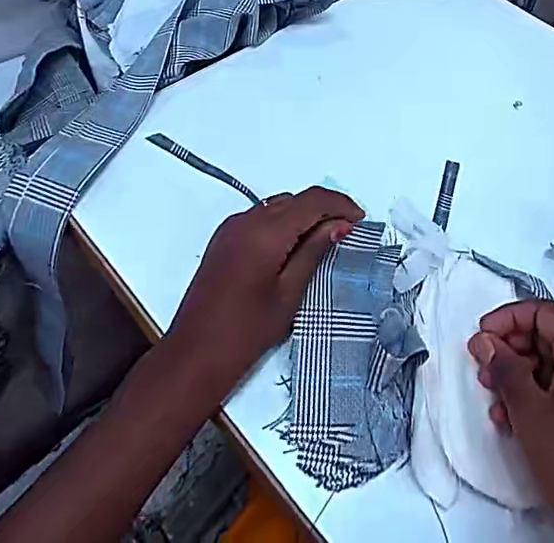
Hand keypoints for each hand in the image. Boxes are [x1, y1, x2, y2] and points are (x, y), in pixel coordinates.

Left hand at [162, 186, 364, 400]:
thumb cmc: (244, 332)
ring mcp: (231, 228)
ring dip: (302, 216)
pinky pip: (259, 218)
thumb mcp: (289, 293)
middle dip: (323, 210)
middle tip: (346, 234)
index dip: (340, 205)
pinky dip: (281, 224)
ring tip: (324, 242)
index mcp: (265, 231)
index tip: (359, 220)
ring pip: (276, 206)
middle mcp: (245, 220)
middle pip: (294, 200)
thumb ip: (314, 252)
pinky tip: (293, 248)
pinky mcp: (223, 239)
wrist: (195, 353)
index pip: (311, 200)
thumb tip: (337, 226)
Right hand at [468, 300, 553, 542]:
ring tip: (495, 397)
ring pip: (545, 366)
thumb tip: (488, 342)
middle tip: (484, 364)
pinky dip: (529, 398)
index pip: (541, 312)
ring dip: (514, 376)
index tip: (484, 335)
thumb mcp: (527, 407)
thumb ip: (503, 366)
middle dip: (508, 348)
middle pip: (542, 336)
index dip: (507, 318)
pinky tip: (511, 419)